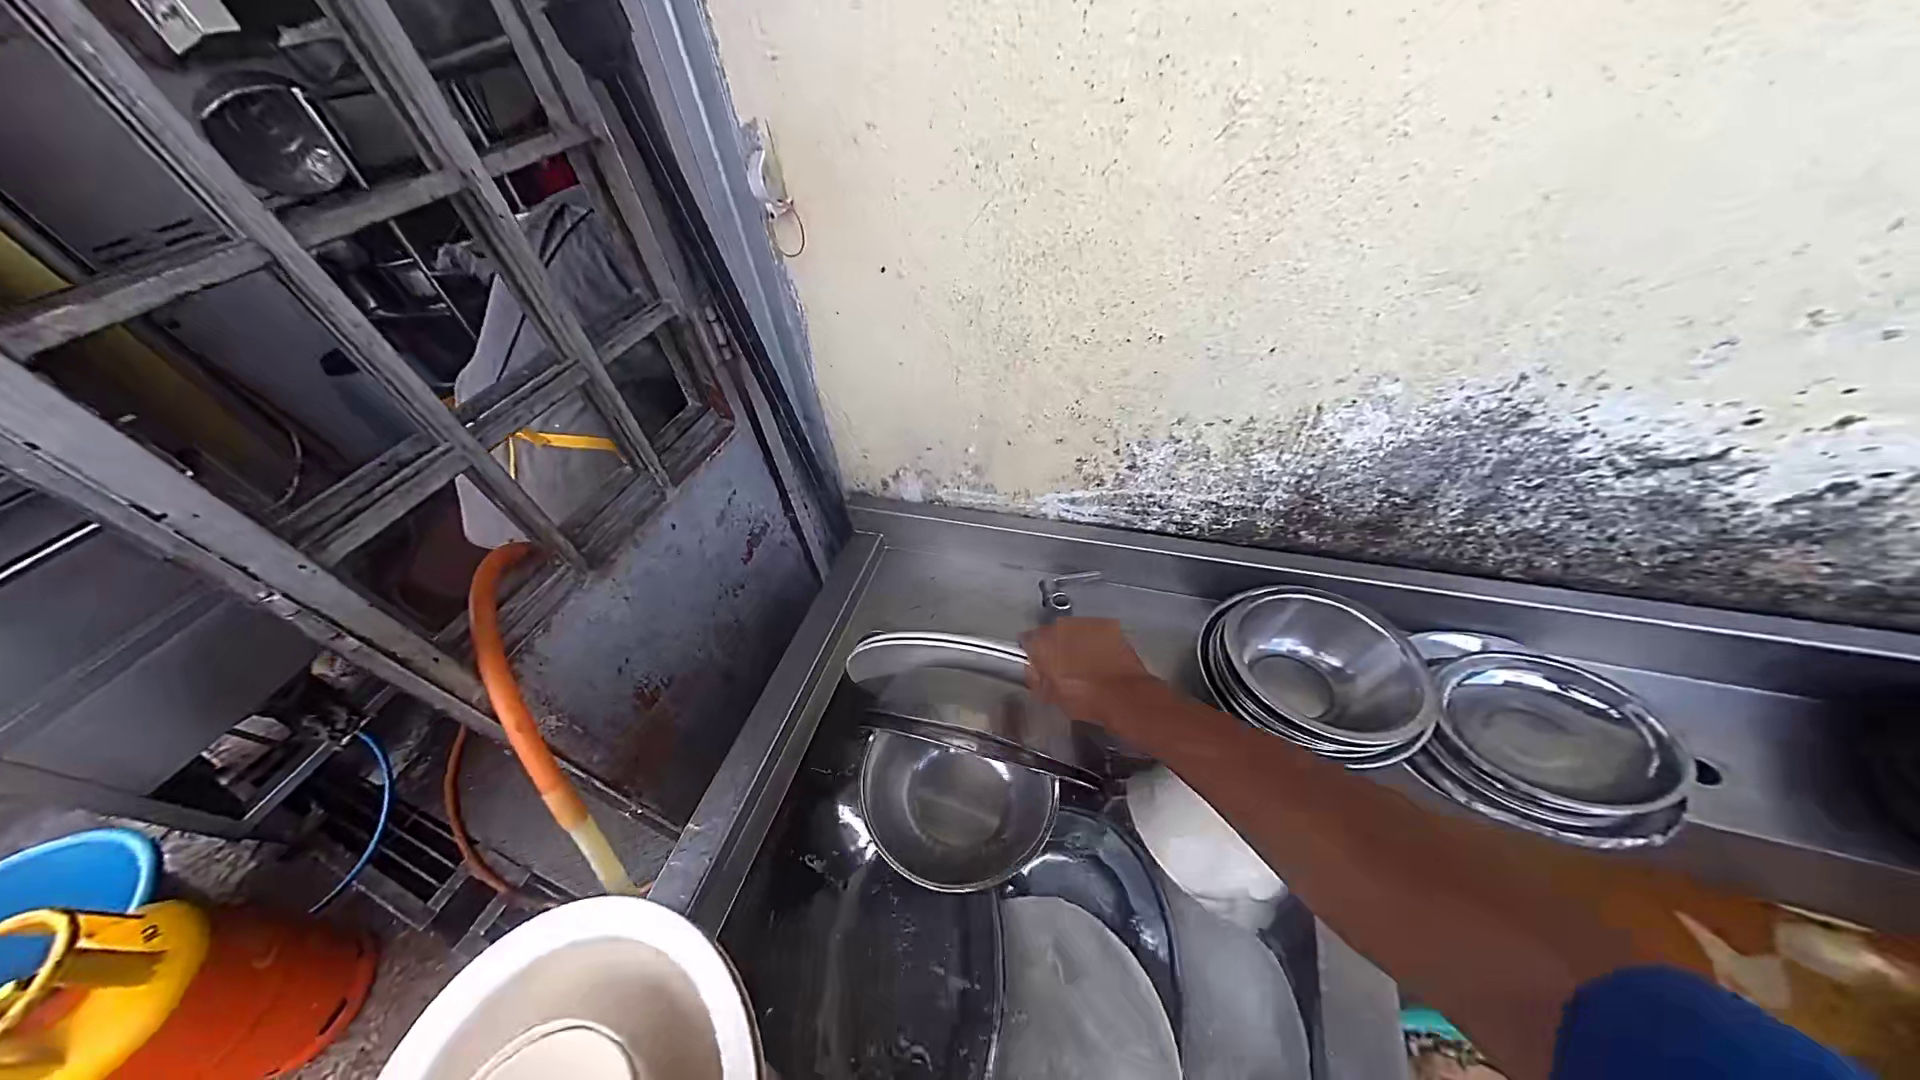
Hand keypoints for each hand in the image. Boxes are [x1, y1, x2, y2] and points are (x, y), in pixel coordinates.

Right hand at [1021, 618, 1165, 735]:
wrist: (1124, 696)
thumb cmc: (1087, 697)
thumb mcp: (1051, 696)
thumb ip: (1036, 679)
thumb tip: (1034, 674)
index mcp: (1044, 642)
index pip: (1028, 639)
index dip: (1029, 651)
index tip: (1033, 660)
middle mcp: (1065, 628)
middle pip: (1052, 633)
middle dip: (1054, 647)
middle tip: (1059, 668)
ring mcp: (1089, 627)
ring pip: (1076, 632)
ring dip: (1076, 644)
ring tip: (1082, 668)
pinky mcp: (1111, 631)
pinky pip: (1097, 636)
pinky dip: (1096, 646)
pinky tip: (1100, 664)